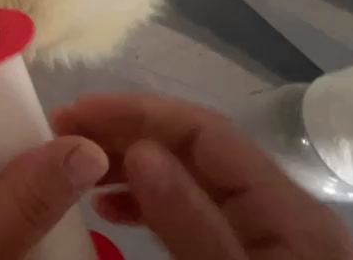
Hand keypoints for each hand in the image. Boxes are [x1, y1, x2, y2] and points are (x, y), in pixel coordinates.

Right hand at [54, 94, 352, 259]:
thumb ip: (191, 225)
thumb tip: (140, 150)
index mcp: (289, 213)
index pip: (203, 131)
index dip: (134, 112)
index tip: (74, 114)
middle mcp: (282, 215)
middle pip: (194, 149)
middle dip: (124, 133)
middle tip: (62, 133)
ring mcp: (269, 240)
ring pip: (188, 177)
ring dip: (128, 164)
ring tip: (79, 172)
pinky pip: (191, 210)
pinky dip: (145, 200)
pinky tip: (110, 211)